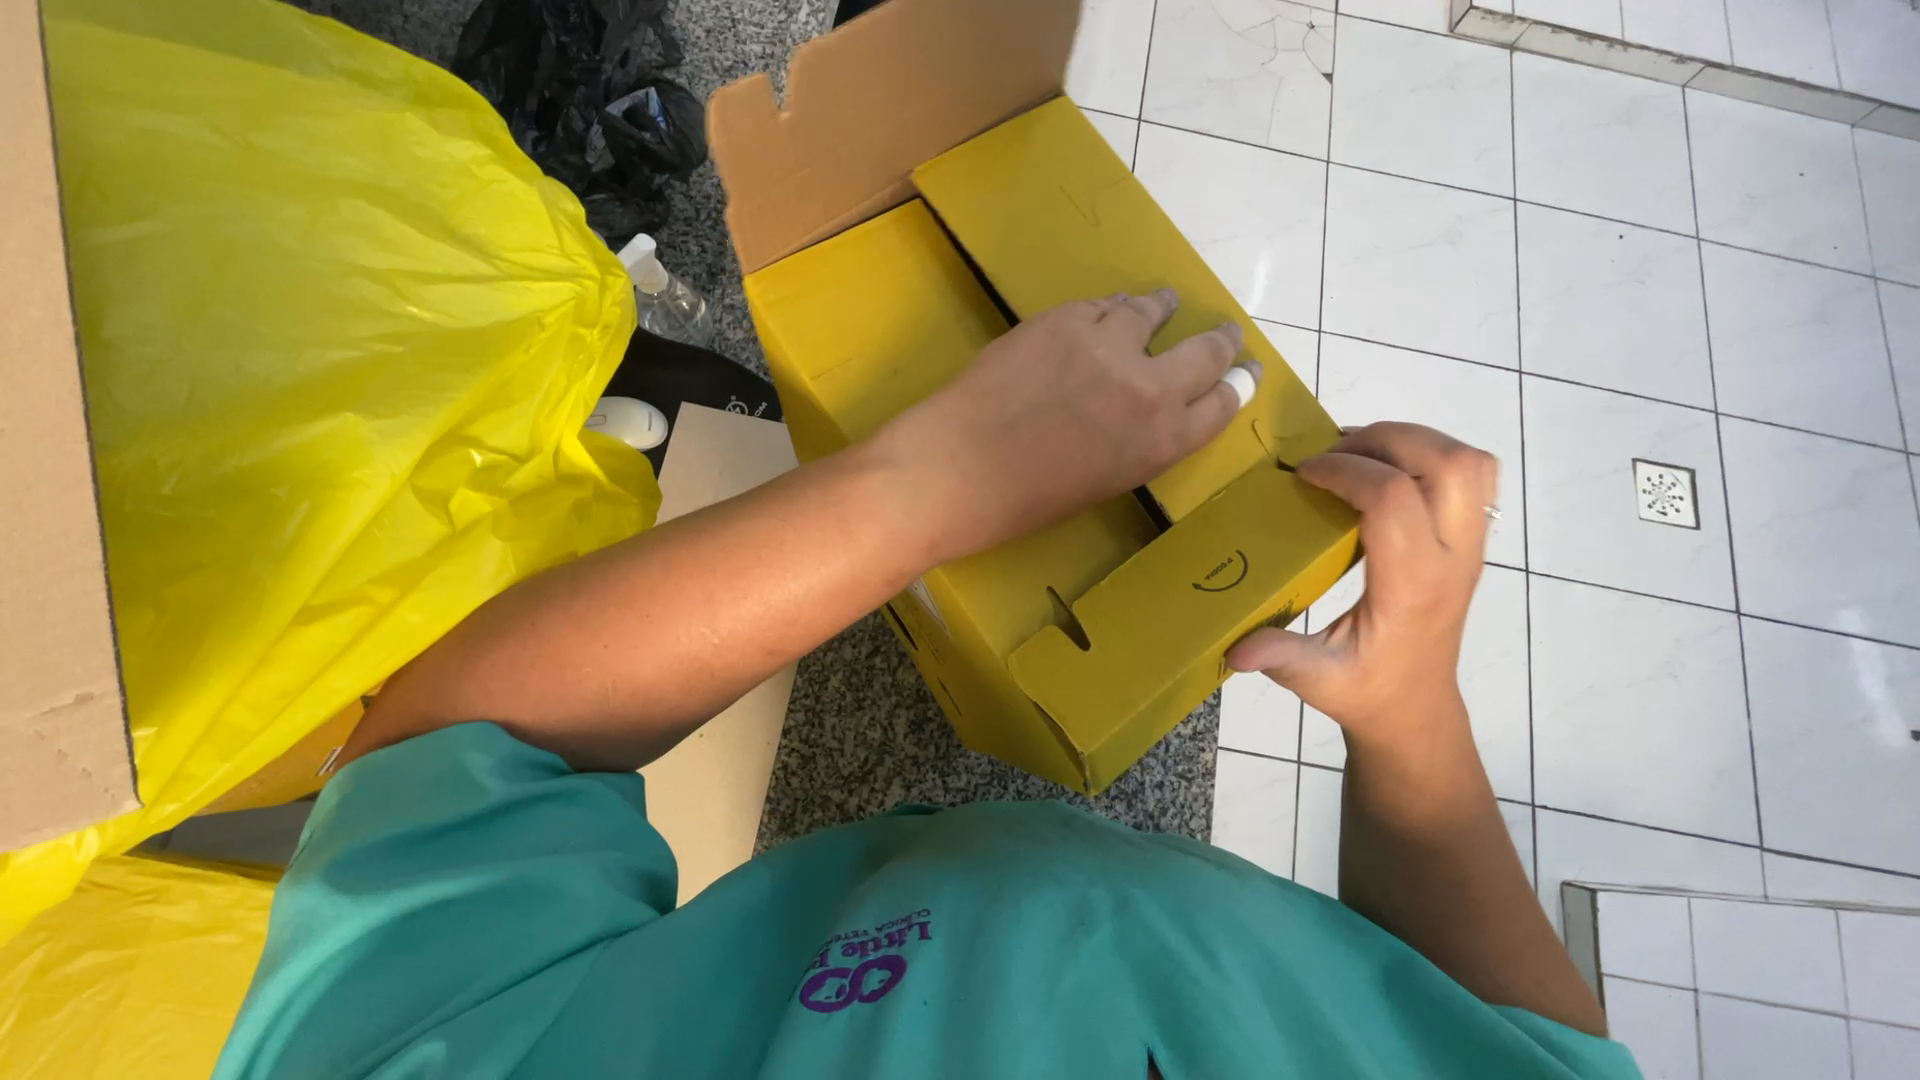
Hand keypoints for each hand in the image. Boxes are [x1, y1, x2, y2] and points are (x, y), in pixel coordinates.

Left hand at [878, 288, 1258, 561]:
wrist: (957, 470)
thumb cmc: (1022, 503)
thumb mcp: (1101, 484)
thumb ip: (1134, 445)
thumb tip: (1139, 415)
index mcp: (1161, 444)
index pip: (1220, 404)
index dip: (1234, 384)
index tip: (1241, 371)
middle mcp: (1150, 389)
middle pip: (1207, 350)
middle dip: (1220, 339)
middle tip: (1224, 332)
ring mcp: (1109, 346)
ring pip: (1152, 313)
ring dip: (1162, 309)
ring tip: (1166, 303)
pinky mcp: (1066, 319)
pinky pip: (1102, 305)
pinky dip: (1110, 309)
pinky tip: (1109, 308)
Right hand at [1225, 423, 1495, 745]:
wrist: (1416, 708)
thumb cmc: (1364, 690)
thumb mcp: (1316, 679)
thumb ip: (1280, 657)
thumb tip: (1235, 650)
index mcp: (1412, 586)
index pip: (1393, 498)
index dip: (1346, 470)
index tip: (1303, 474)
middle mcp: (1453, 559)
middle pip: (1445, 464)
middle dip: (1385, 440)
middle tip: (1333, 451)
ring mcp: (1472, 547)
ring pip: (1469, 463)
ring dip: (1415, 441)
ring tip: (1361, 453)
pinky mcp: (1472, 542)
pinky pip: (1474, 476)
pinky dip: (1433, 455)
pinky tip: (1389, 471)